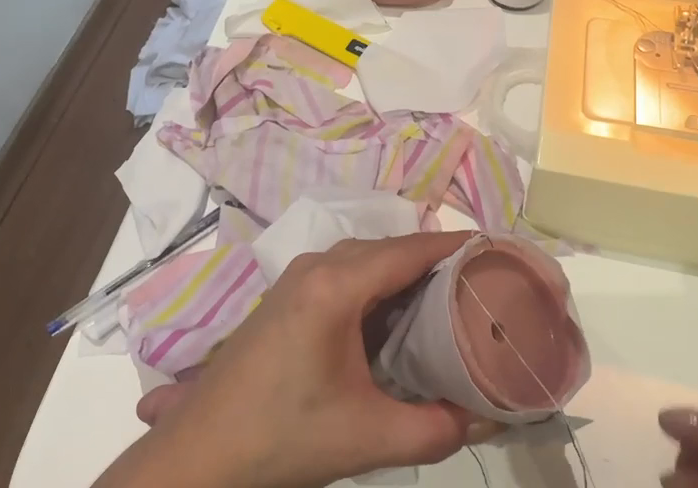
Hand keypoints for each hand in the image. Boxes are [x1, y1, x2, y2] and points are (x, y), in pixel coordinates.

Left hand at [99, 232, 495, 487]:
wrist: (202, 452)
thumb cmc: (284, 435)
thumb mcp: (368, 436)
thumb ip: (436, 427)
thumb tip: (485, 417)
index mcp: (336, 285)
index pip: (409, 249)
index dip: (454, 245)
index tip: (496, 251)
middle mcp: (315, 267)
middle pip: (388, 249)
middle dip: (434, 260)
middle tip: (479, 285)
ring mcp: (295, 280)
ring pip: (364, 260)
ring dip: (403, 274)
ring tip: (446, 301)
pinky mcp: (284, 299)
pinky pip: (344, 275)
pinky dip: (377, 286)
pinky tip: (394, 320)